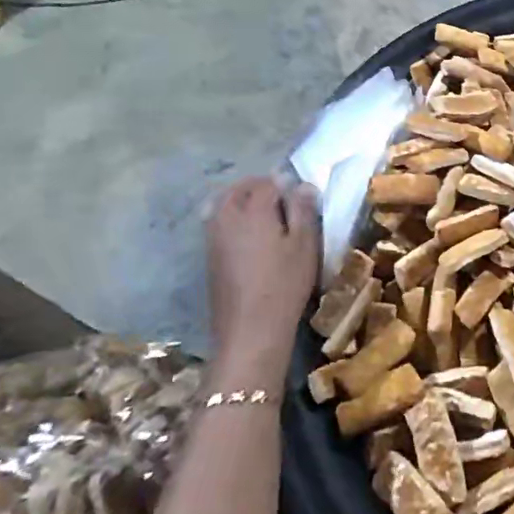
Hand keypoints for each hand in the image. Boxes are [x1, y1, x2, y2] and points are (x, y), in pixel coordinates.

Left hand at [207, 177, 318, 364]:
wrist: (249, 330)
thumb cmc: (284, 284)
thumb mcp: (304, 245)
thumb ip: (303, 210)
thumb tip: (302, 185)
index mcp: (253, 211)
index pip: (267, 183)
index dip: (285, 182)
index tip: (299, 191)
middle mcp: (227, 218)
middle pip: (239, 189)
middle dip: (258, 185)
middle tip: (281, 194)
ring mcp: (214, 237)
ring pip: (223, 203)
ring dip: (241, 198)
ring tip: (264, 211)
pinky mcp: (209, 256)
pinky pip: (217, 221)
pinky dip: (231, 215)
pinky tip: (249, 233)